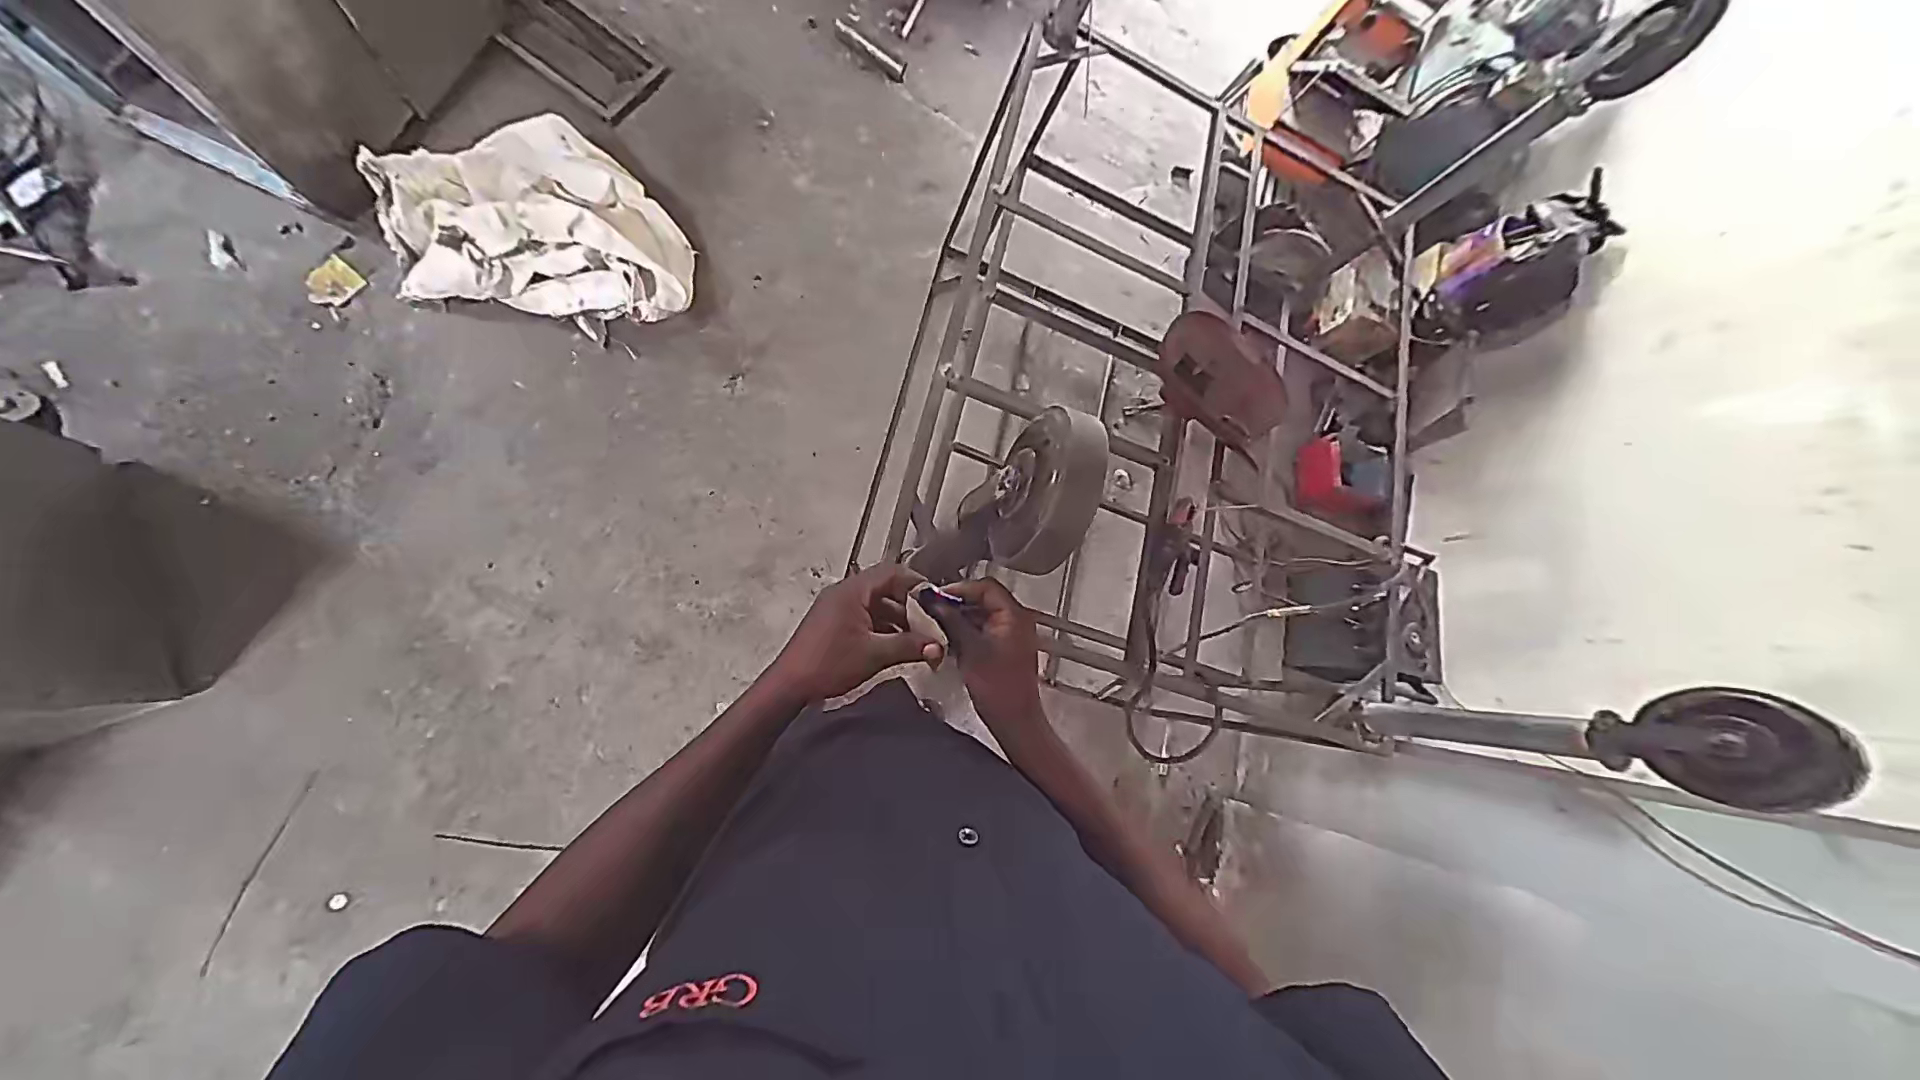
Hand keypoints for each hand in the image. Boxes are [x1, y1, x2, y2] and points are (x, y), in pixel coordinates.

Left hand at [764, 564, 944, 702]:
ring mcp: (838, 608)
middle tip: (931, 624)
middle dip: (911, 606)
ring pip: (877, 605)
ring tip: (918, 639)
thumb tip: (937, 647)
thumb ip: (909, 646)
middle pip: (886, 588)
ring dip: (898, 620)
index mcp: (853, 591)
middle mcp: (845, 593)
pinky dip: (884, 628)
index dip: (917, 584)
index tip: (935, 600)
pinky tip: (897, 646)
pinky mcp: (835, 624)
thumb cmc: (827, 664)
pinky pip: (866, 617)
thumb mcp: (875, 654)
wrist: (789, 686)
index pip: (892, 572)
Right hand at [943, 578, 1043, 726]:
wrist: (1015, 721)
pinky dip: (966, 633)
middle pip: (983, 599)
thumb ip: (951, 620)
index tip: (936, 598)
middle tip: (933, 612)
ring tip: (937, 627)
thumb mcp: (970, 648)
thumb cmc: (999, 689)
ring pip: (981, 616)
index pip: (985, 587)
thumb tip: (933, 602)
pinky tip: (950, 642)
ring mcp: (1012, 636)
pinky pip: (983, 631)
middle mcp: (1017, 621)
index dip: (958, 589)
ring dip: (959, 619)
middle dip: (956, 604)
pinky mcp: (1005, 650)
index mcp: (1014, 615)